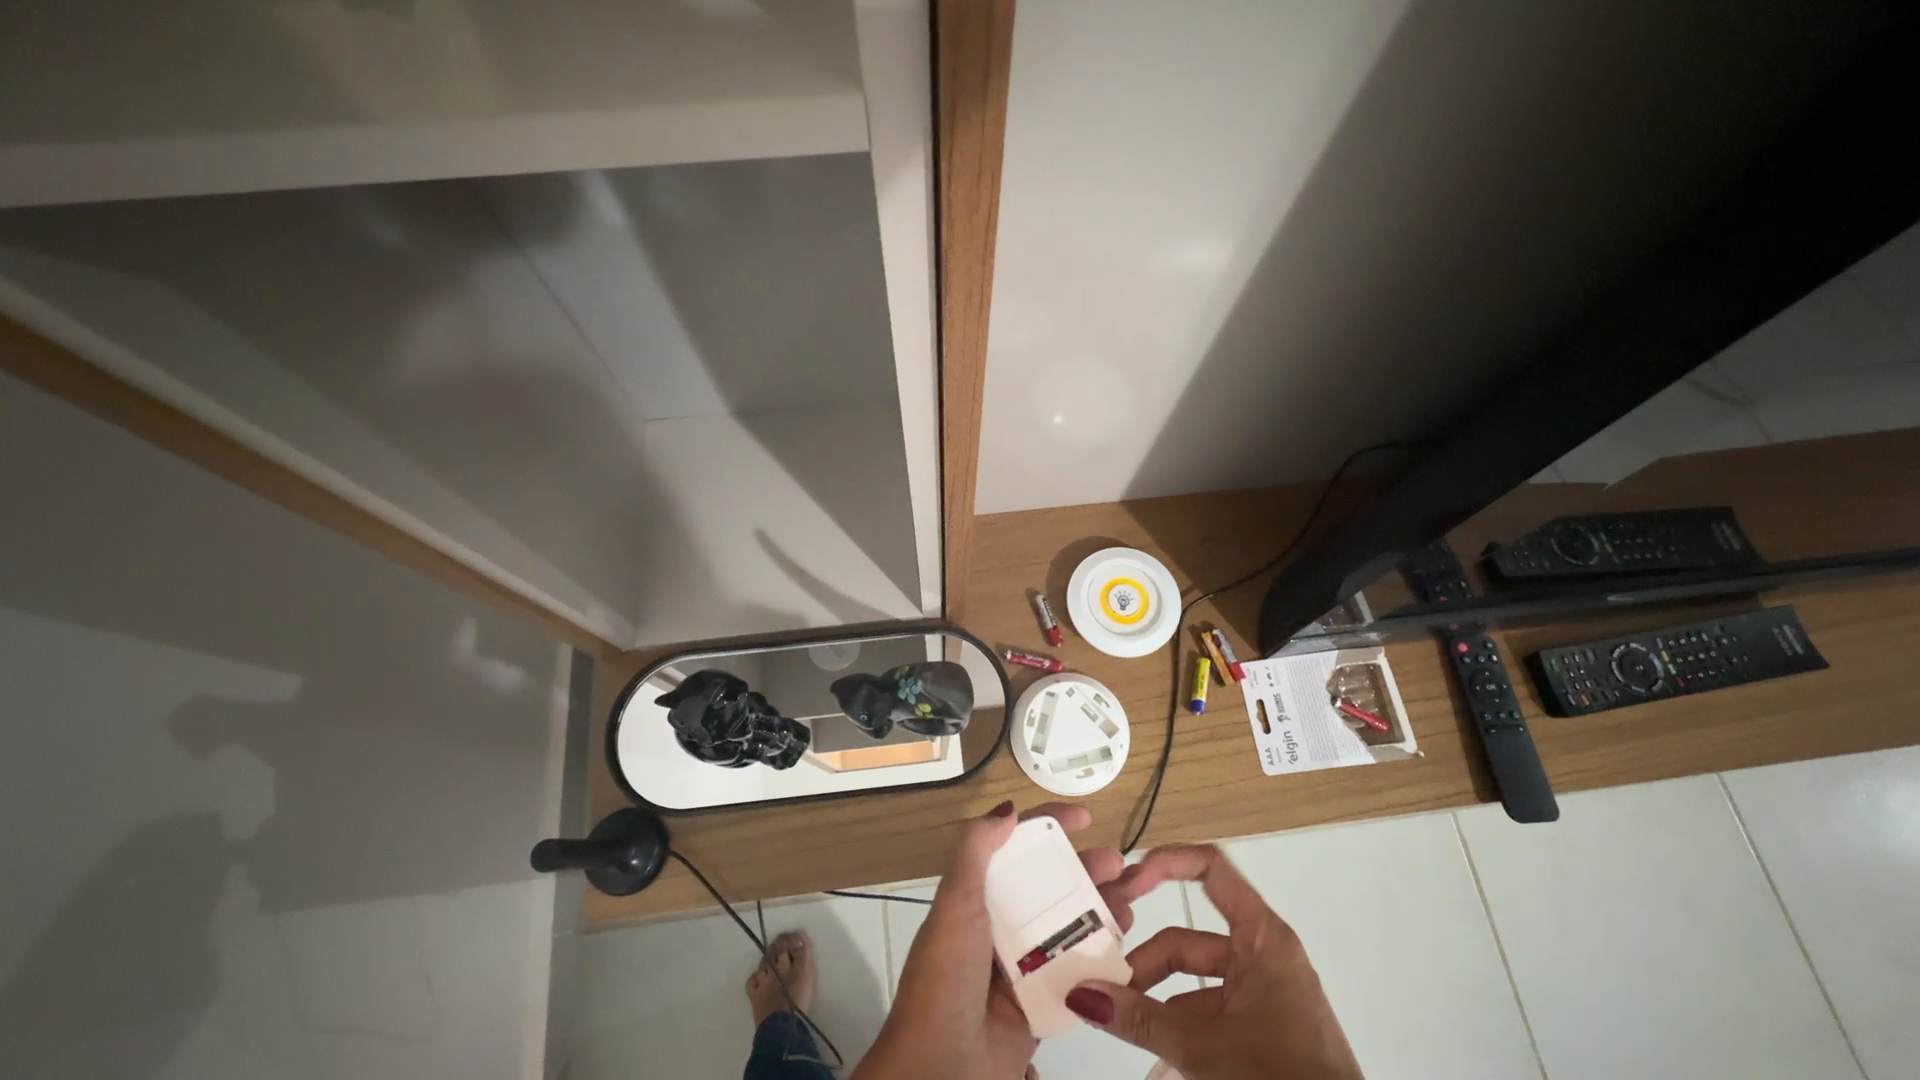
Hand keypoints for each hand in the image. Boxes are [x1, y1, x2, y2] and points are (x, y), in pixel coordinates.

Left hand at [854, 801, 1129, 1079]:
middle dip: (1087, 869)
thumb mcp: (953, 907)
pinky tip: (1125, 945)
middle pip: (1051, 885)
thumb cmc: (945, 980)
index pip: (1015, 849)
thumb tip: (1008, 809)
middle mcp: (1000, 925)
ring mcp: (1022, 964)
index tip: (1084, 817)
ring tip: (1130, 902)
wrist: (942, 1068)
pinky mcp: (1041, 1001)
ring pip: (1069, 925)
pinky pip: (1077, 970)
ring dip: (1101, 908)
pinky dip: (1101, 955)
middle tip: (1122, 865)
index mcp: (976, 898)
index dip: (1047, 825)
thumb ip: (974, 852)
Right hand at [1064, 844, 1361, 1079]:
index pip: (1212, 870)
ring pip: (1191, 980)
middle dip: (1143, 963)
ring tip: (1117, 1019)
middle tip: (1103, 986)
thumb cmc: (1281, 1073)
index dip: (1168, 862)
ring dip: (1154, 998)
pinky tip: (1146, 1047)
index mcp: (1262, 939)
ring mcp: (1260, 993)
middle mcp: (1261, 956)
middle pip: (1186, 938)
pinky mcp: (1258, 1028)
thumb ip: (1139, 1018)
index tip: (1126, 881)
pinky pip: (1204, 1011)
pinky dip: (1173, 1024)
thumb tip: (1081, 993)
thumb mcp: (1202, 1046)